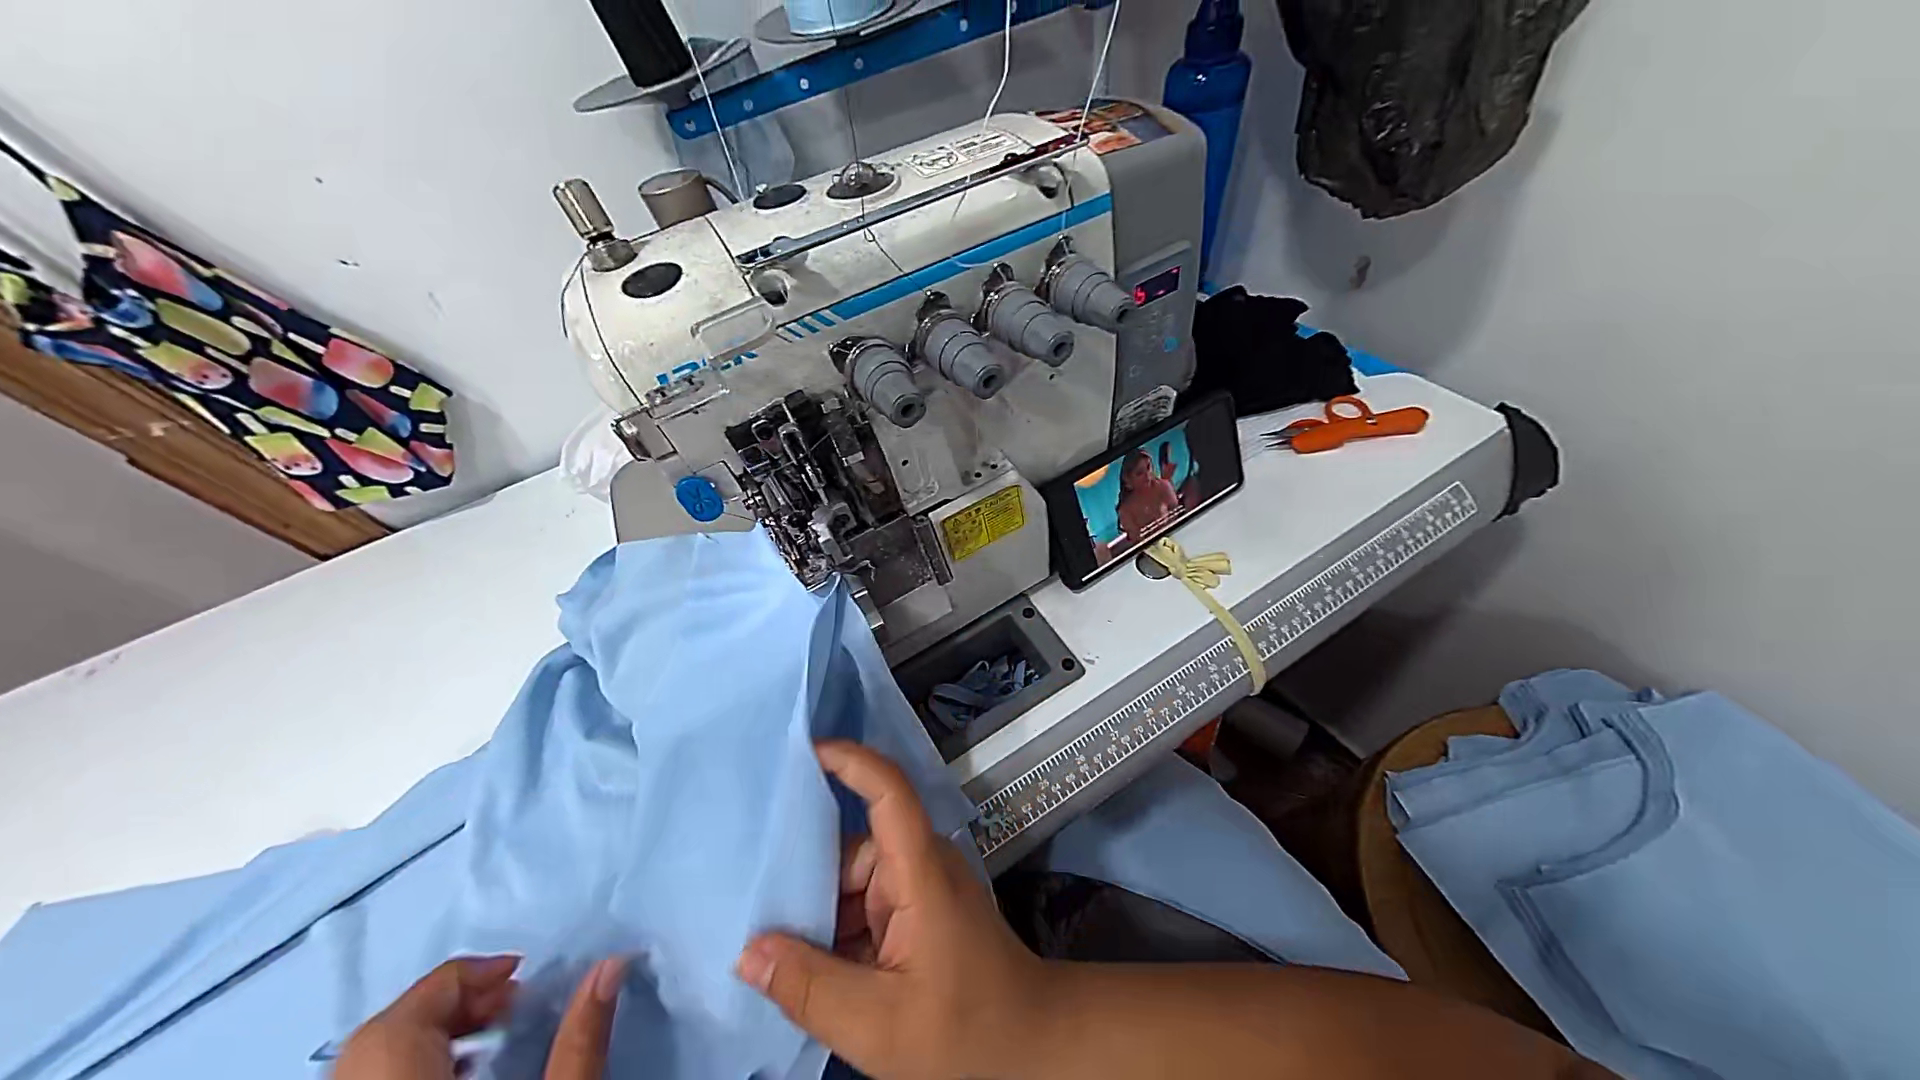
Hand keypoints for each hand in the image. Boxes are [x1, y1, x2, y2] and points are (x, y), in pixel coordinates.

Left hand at [335, 954, 626, 1079]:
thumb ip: (579, 1038)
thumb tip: (613, 963)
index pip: (414, 1007)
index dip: (470, 976)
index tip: (524, 972)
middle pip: (383, 1031)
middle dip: (452, 1001)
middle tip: (510, 1002)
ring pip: (366, 1061)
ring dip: (428, 1032)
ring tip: (489, 1037)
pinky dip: (405, 1065)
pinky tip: (455, 1074)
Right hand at [736, 741, 1053, 1079]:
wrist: (1034, 1049)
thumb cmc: (968, 1033)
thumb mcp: (879, 1024)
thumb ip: (809, 987)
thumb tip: (747, 951)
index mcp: (920, 871)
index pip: (890, 792)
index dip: (851, 762)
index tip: (805, 752)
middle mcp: (920, 866)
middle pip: (854, 848)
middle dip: (807, 877)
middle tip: (753, 910)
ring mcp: (920, 890)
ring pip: (853, 883)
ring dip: (820, 914)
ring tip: (772, 949)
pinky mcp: (918, 914)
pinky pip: (865, 907)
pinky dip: (838, 932)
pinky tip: (806, 966)